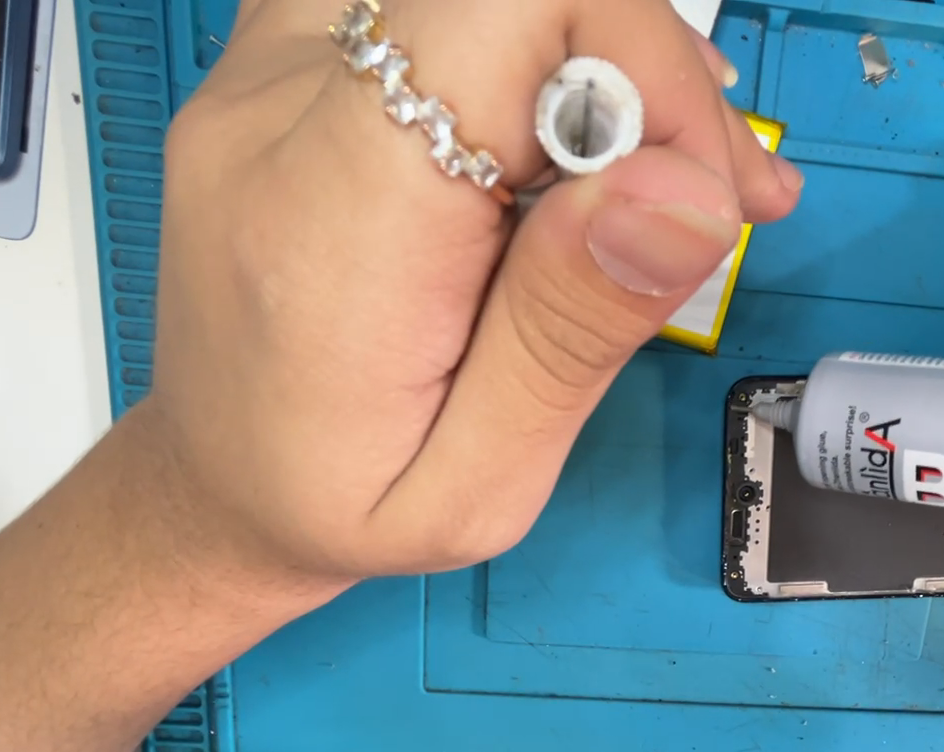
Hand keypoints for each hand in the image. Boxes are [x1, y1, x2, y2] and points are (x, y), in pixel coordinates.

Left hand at [141, 0, 800, 582]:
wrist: (223, 488)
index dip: (648, 66)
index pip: (514, 8)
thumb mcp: (476, 484)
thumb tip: (684, 191)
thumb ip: (567, 336)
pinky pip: (438, 9)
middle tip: (720, 199)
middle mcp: (277, 117)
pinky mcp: (291, 79)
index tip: (704, 195)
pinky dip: (540, 53)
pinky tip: (585, 135)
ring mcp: (268, 80)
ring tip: (667, 176)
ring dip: (605, 60)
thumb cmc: (343, 509)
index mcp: (331, 229)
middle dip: (652, 75)